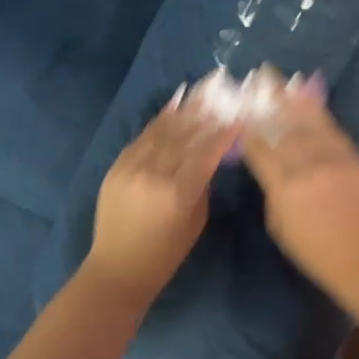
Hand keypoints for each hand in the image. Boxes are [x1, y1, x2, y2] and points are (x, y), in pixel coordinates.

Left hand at [86, 102, 238, 296]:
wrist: (118, 268)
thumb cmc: (166, 254)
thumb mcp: (196, 221)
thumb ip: (203, 184)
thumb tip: (212, 154)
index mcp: (178, 192)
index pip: (206, 151)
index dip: (224, 131)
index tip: (240, 115)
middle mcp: (154, 174)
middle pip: (185, 134)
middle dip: (206, 112)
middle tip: (224, 92)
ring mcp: (131, 167)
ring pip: (163, 130)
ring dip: (185, 109)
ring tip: (202, 90)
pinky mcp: (117, 166)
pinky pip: (142, 136)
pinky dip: (160, 119)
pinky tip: (175, 104)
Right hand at [241, 83, 358, 288]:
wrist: (358, 255)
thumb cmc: (308, 247)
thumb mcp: (275, 221)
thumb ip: (268, 184)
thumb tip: (261, 157)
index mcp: (285, 184)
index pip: (259, 145)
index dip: (245, 125)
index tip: (234, 108)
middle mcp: (309, 164)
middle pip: (282, 125)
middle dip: (266, 101)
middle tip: (254, 78)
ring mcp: (334, 157)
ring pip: (307, 120)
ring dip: (289, 97)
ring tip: (275, 77)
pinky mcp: (352, 156)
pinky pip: (330, 128)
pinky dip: (315, 110)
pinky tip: (303, 95)